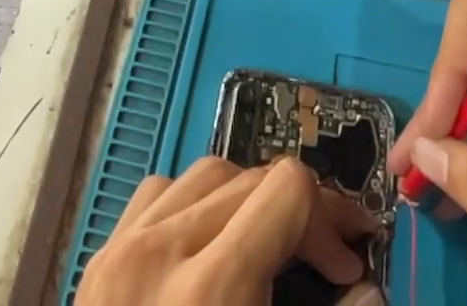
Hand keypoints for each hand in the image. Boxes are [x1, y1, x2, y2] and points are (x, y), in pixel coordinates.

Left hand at [76, 156, 381, 304]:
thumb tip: (367, 291)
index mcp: (212, 289)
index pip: (288, 189)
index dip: (332, 218)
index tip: (347, 264)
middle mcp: (160, 251)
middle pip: (252, 178)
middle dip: (300, 214)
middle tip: (325, 260)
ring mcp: (121, 251)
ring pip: (205, 176)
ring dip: (248, 200)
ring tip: (270, 245)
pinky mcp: (99, 262)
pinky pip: (158, 196)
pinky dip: (194, 203)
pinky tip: (209, 243)